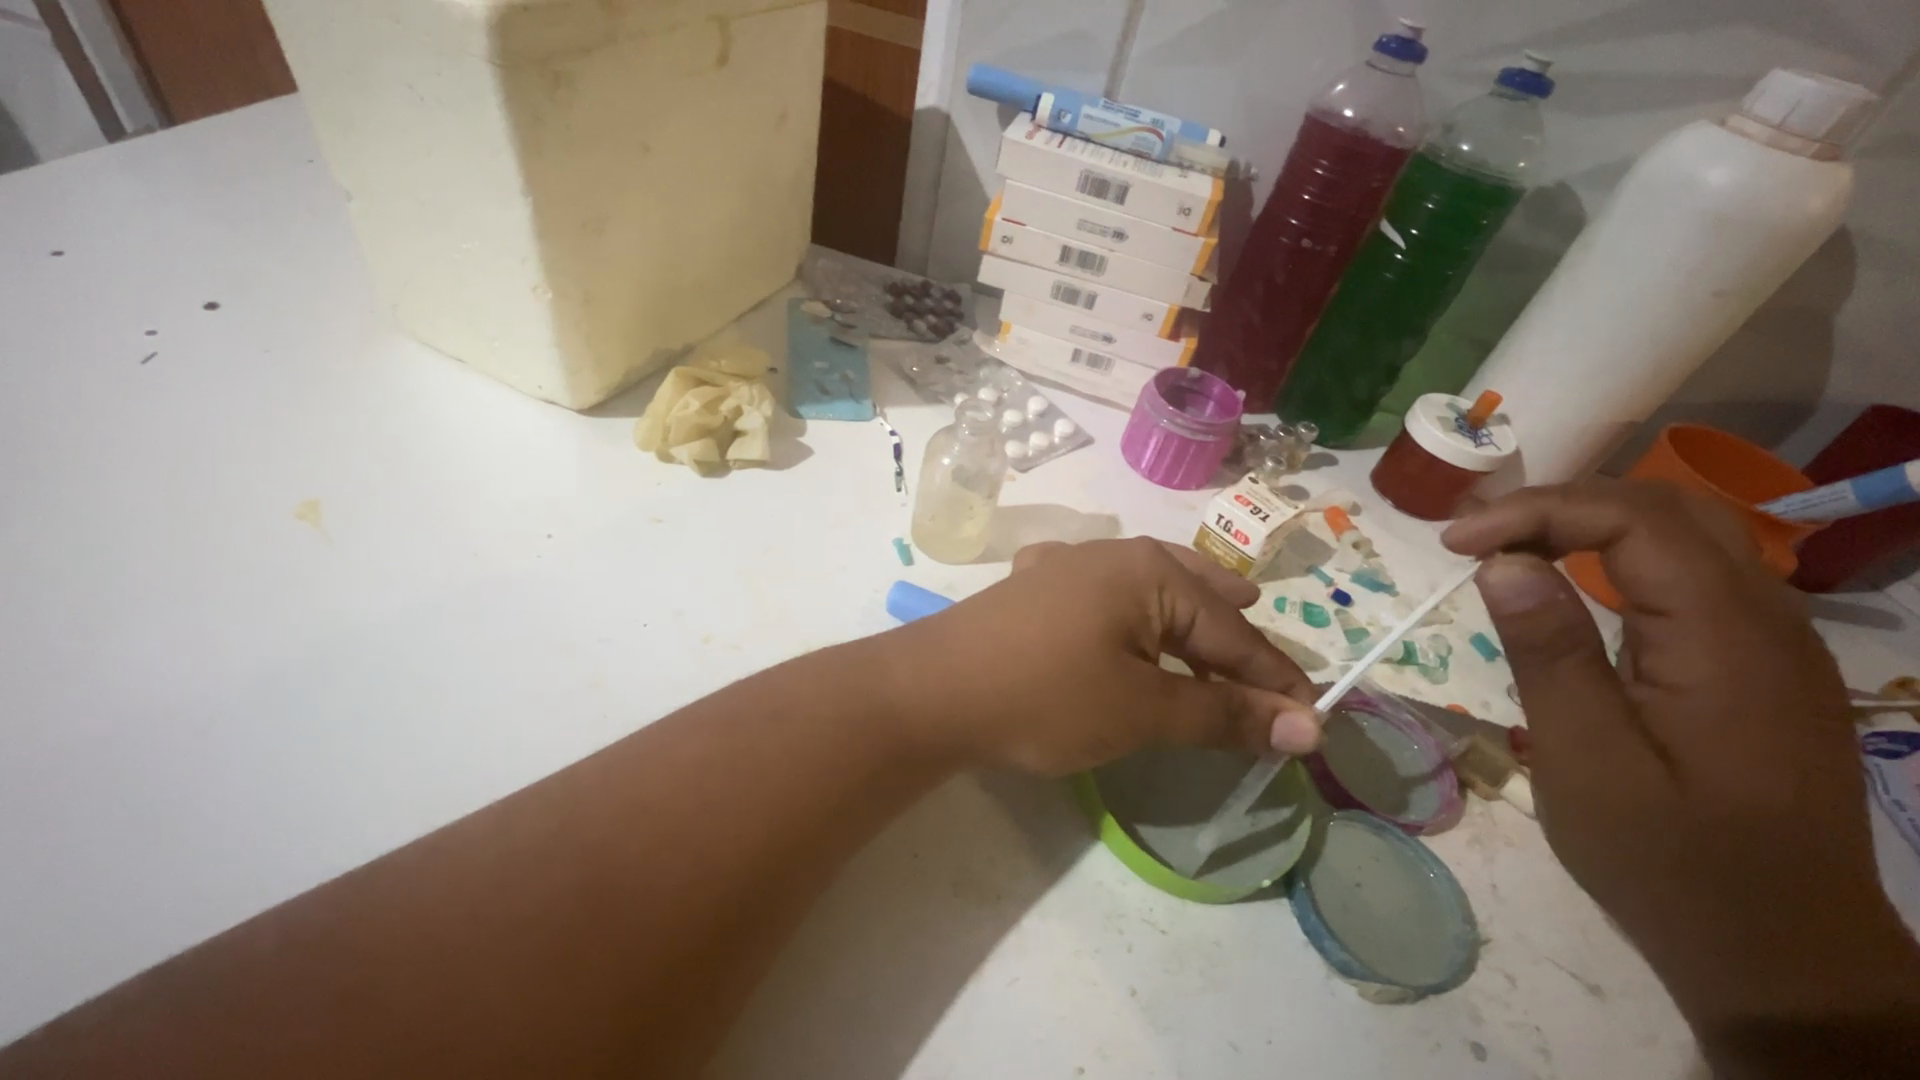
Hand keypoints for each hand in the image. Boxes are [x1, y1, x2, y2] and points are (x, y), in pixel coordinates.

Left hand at [883, 537, 1320, 776]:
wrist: (932, 691)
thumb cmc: (1047, 696)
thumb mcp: (1143, 709)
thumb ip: (1223, 714)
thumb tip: (1307, 726)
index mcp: (1152, 574)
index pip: (1235, 634)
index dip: (1275, 681)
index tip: (1312, 721)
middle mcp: (1113, 555)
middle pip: (1196, 594)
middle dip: (1236, 631)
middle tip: (1270, 661)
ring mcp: (1067, 567)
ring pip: (1150, 585)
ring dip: (1188, 611)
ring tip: (1218, 621)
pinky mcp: (1034, 589)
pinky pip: (1104, 592)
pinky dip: (1134, 609)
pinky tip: (1126, 615)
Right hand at [1444, 481, 1917, 1027]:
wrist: (1781, 953)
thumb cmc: (1670, 862)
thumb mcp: (1587, 762)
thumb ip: (1548, 653)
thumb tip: (1501, 562)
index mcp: (1726, 638)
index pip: (1633, 520)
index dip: (1536, 511)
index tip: (1453, 543)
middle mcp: (1766, 621)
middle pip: (1669, 509)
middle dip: (1562, 503)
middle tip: (1475, 534)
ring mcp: (1773, 643)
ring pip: (1686, 536)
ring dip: (1590, 524)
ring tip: (1507, 548)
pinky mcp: (1760, 667)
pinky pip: (1693, 578)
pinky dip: (1619, 559)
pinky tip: (1569, 588)